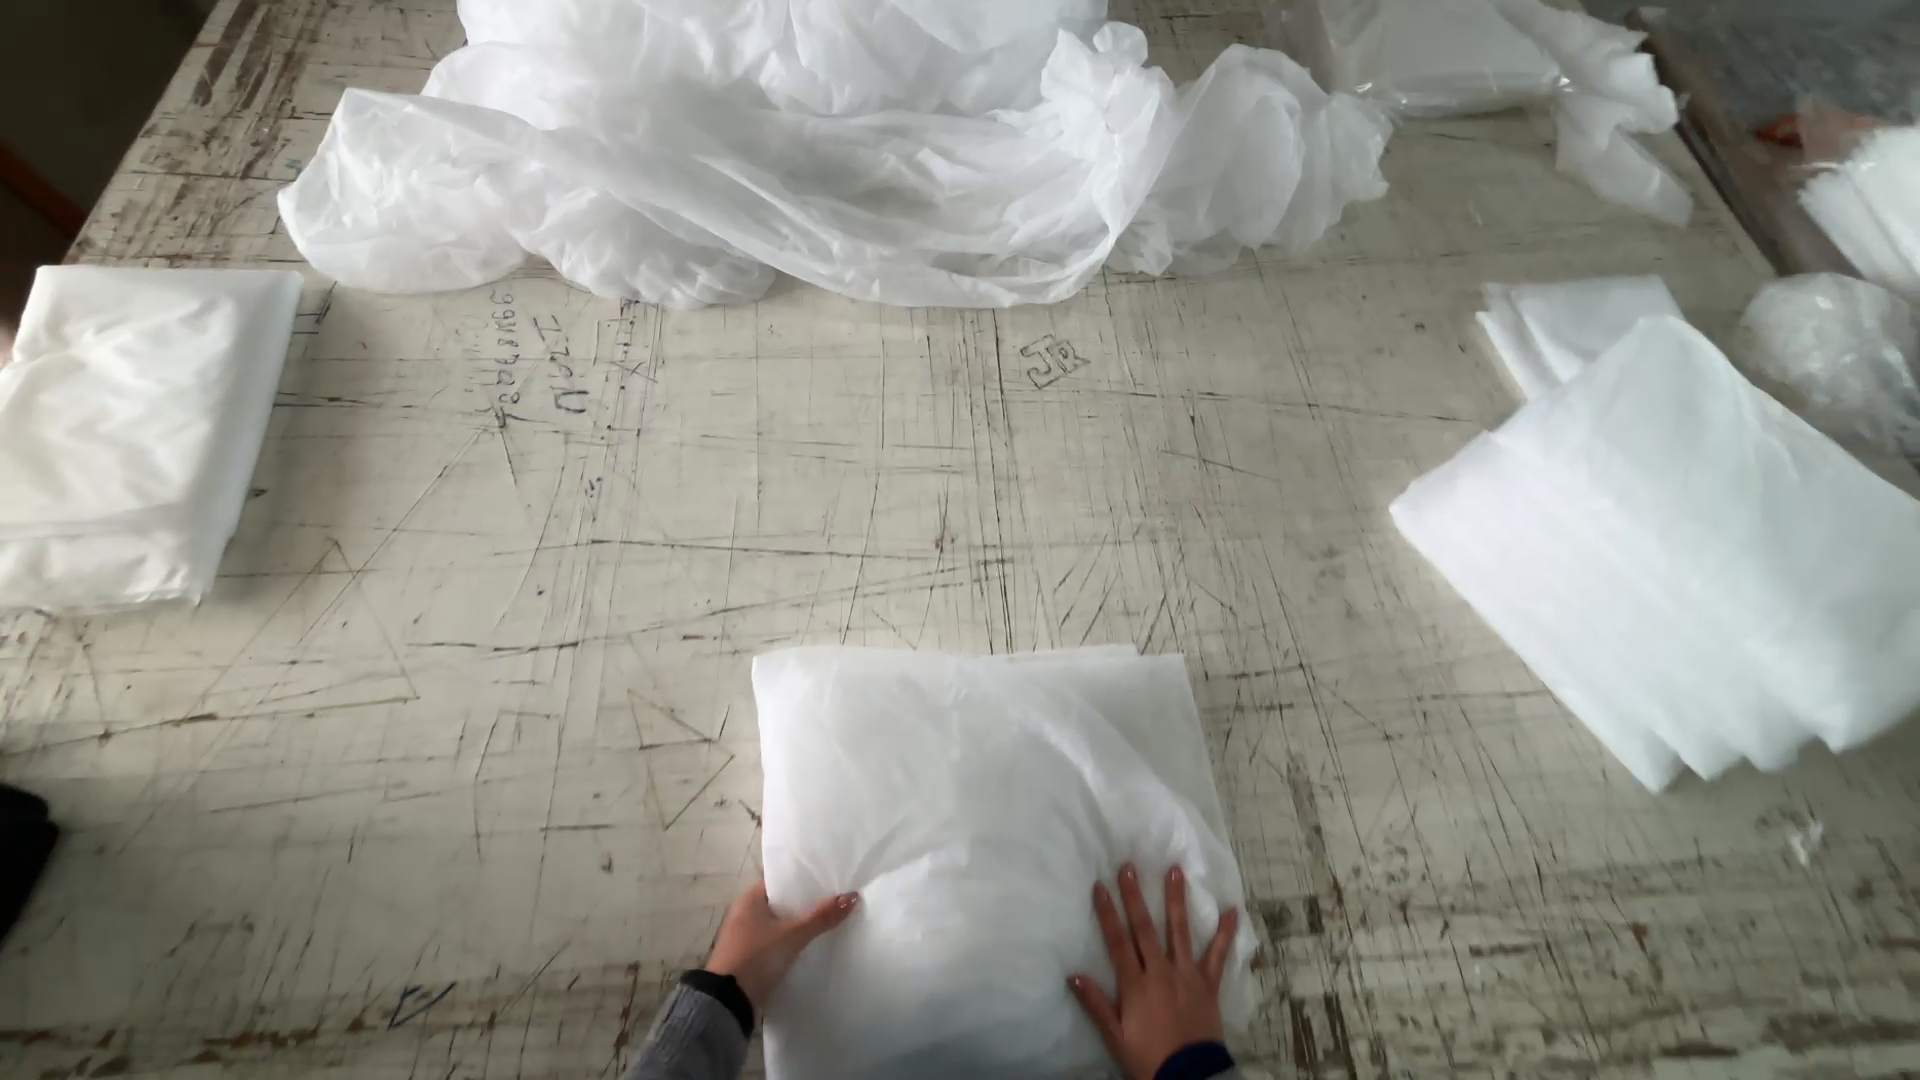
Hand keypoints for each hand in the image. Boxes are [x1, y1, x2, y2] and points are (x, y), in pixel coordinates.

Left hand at [706, 881, 858, 1009]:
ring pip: (779, 924)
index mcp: (750, 899)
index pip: (781, 880)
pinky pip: (775, 942)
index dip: (804, 879)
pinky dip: (790, 942)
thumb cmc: (756, 958)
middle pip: (782, 903)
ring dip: (798, 925)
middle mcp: (744, 913)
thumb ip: (821, 917)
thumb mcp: (792, 936)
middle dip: (805, 904)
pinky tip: (810, 946)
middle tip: (834, 900)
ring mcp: (745, 937)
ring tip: (828, 921)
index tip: (828, 880)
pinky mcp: (748, 958)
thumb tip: (852, 896)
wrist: (727, 1004)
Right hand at [1068, 863, 1240, 1079]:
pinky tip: (1233, 911)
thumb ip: (1096, 1005)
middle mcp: (1160, 972)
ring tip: (1175, 871)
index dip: (1108, 912)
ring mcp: (1187, 976)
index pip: (1118, 941)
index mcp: (1136, 984)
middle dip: (1135, 896)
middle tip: (1130, 866)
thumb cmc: (1149, 1060)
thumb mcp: (1116, 1038)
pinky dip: (1226, 934)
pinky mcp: (1208, 985)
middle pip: (1145, 928)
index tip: (1100, 885)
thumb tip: (1072, 975)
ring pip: (1179, 932)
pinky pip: (1218, 957)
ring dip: (1176, 900)